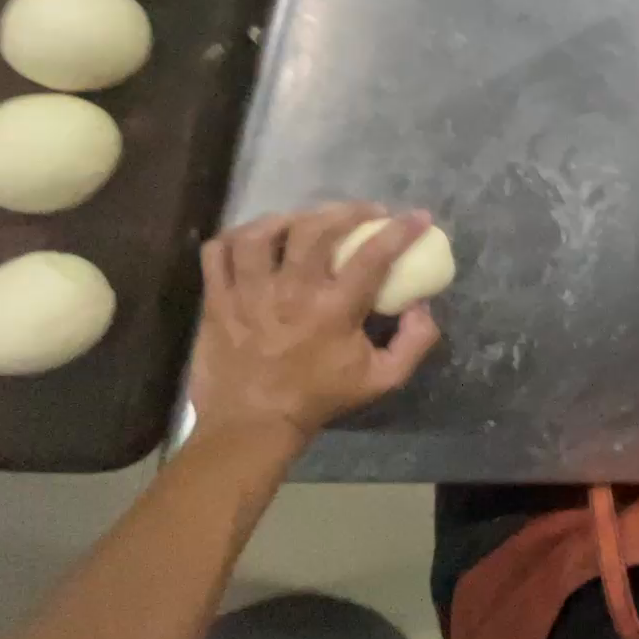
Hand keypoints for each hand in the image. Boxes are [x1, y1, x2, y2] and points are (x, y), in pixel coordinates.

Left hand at [187, 202, 443, 449]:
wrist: (251, 427)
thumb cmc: (321, 398)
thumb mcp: (384, 378)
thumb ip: (415, 340)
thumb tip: (422, 305)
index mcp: (335, 311)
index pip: (374, 256)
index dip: (402, 230)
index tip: (419, 216)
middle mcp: (291, 293)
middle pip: (316, 230)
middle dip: (349, 212)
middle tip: (366, 213)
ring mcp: (248, 294)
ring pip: (263, 233)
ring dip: (292, 218)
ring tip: (310, 221)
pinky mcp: (217, 302)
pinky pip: (219, 253)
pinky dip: (239, 236)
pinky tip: (261, 239)